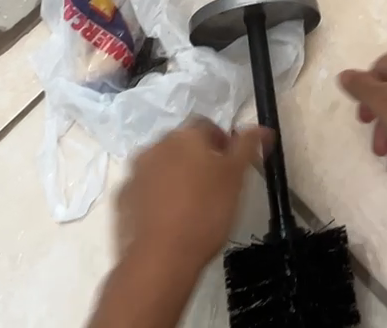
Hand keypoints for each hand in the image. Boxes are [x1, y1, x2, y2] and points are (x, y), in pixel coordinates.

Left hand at [112, 118, 270, 268]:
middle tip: (214, 186)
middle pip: (181, 144)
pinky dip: (154, 198)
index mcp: (185, 136)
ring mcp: (134, 173)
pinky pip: (143, 191)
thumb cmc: (204, 213)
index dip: (222, 142)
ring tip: (190, 205)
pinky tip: (167, 219)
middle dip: (197, 159)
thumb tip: (265, 128)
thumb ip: (248, 147)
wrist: (159, 261)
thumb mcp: (236, 178)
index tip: (232, 166)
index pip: (207, 126)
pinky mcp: (121, 201)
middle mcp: (155, 146)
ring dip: (174, 177)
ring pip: (160, 167)